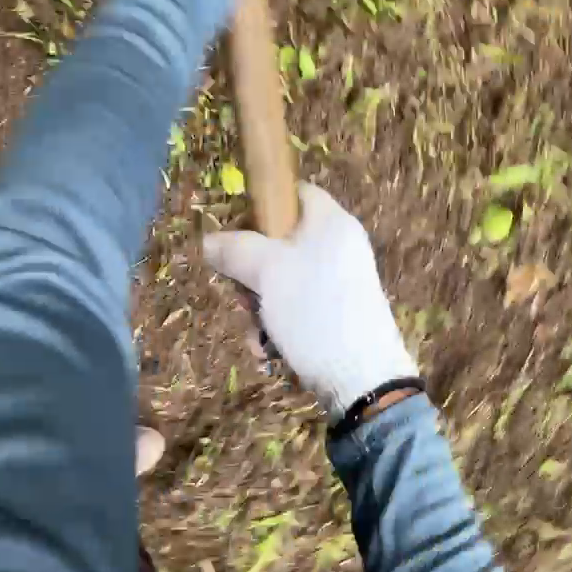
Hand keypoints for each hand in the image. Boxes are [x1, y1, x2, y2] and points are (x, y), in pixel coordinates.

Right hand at [204, 184, 417, 416]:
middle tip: (242, 294)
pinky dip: (277, 326)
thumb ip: (236, 250)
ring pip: (282, 280)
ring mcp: (339, 283)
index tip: (236, 231)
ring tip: (256, 334)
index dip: (263, 205)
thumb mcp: (268, 272)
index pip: (295, 192)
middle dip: (251, 271)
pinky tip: (267, 350)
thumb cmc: (315, 310)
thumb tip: (209, 241)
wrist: (362, 378)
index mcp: (330, 222)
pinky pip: (296, 307)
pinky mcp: (337, 314)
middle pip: (280, 241)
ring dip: (259, 306)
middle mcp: (338, 247)